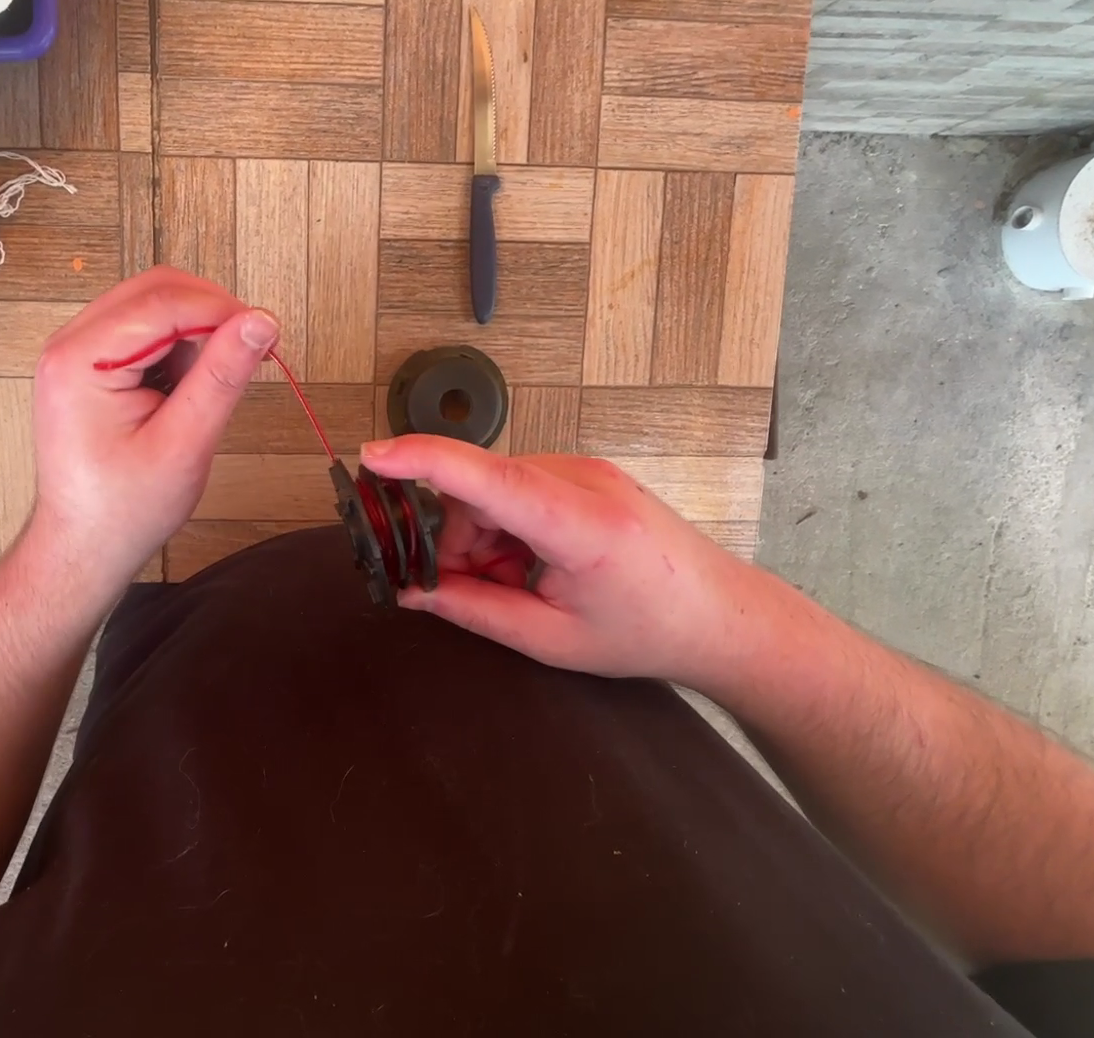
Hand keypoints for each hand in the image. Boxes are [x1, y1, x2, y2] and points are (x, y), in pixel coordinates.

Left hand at [27, 267, 276, 587]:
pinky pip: (143, 333)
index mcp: (81, 361)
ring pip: (152, 308)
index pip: (163, 302)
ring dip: (193, 334)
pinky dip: (176, 351)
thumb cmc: (124, 509)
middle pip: (154, 291)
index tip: (265, 334)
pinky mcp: (90, 366)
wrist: (85, 545)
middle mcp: (70, 346)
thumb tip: (260, 323)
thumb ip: (223, 376)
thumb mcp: (185, 444)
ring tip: (207, 390)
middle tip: (249, 351)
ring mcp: (76, 353)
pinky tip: (184, 394)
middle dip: (209, 314)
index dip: (221, 310)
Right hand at [357, 435, 766, 686]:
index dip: (422, 460)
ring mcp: (586, 469)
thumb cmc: (645, 633)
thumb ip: (474, 610)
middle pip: (478, 490)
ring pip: (493, 490)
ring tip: (516, 586)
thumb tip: (411, 592)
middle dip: (457, 541)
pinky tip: (531, 566)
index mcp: (579, 524)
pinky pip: (518, 488)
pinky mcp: (585, 473)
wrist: (722, 616)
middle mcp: (582, 479)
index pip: (486, 476)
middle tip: (469, 592)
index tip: (371, 455)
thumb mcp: (550, 638)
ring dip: (483, 537)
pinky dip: (506, 528)